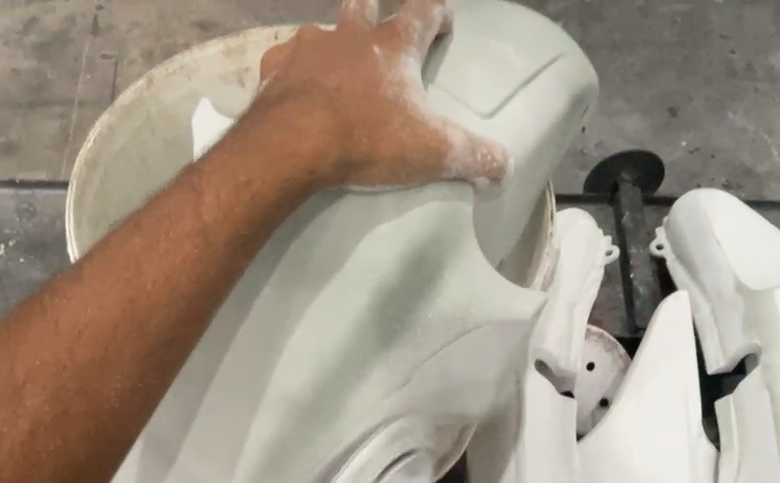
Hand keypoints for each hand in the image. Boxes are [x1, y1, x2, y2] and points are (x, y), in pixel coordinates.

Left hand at [244, 0, 509, 190]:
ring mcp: (309, 48)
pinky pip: (282, 62)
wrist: (293, 144)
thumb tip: (504, 168)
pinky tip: (292, 90)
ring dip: (329, 45)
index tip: (442, 21)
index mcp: (394, 46)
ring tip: (332, 71)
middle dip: (373, 9)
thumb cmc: (367, 140)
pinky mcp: (275, 71)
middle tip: (377, 27)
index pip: (424, 12)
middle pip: (365, 2)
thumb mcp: (431, 152)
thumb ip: (472, 157)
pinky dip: (290, 73)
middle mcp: (351, 34)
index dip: (437, 14)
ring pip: (321, 31)